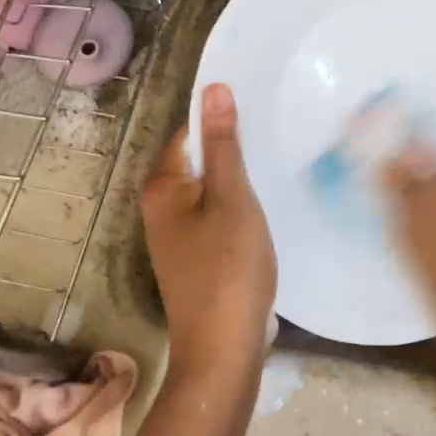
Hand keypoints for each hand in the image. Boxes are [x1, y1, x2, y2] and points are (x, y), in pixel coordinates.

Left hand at [141, 82, 276, 369]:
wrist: (223, 348)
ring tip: (274, 164)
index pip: (190, 132)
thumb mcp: (231, 195)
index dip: (221, 118)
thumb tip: (212, 87)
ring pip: (210, 188)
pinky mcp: (195, 255)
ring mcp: (176, 234)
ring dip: (237, 178)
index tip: (259, 110)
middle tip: (274, 134)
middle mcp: (160, 206)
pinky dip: (237, 205)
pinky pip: (215, 213)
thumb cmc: (227, 265)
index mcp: (162, 186)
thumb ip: (224, 142)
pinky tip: (264, 206)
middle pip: (199, 159)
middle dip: (232, 148)